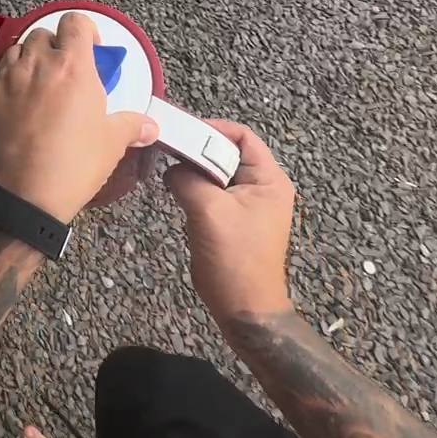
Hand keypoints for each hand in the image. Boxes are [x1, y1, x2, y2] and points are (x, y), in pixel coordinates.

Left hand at [0, 12, 158, 222]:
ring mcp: (8, 76)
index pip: (76, 23)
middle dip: (56, 48)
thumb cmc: (73, 163)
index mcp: (73, 66)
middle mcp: (37, 63)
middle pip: (44, 35)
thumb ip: (131, 126)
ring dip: (30, 61)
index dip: (85, 30)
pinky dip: (8, 83)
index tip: (91, 48)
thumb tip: (148, 126)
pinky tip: (17, 106)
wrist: (24, 191)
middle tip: (65, 73)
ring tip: (40, 87)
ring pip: (17, 51)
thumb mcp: (111, 143)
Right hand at [166, 120, 295, 325]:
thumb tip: (171, 167)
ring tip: (167, 168)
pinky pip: (209, 188)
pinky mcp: (230, 217)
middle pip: (226, 151)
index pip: (242, 136)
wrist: (243, 308)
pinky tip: (174, 189)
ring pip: (214, 170)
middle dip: (197, 148)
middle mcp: (261, 186)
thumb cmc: (234, 257)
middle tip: (168, 148)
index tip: (180, 133)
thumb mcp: (209, 209)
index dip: (211, 128)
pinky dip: (192, 185)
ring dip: (192, 168)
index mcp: (269, 180)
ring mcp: (245, 203)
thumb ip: (187, 178)